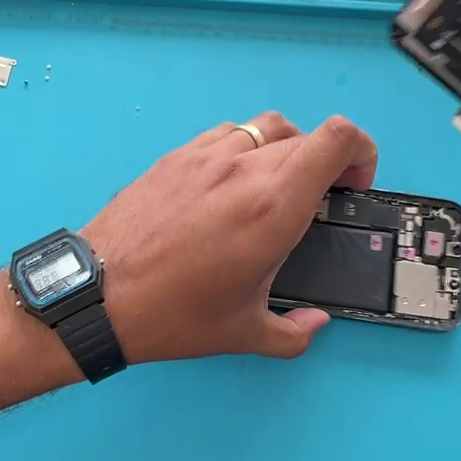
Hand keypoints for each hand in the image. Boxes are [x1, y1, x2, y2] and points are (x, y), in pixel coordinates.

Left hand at [82, 113, 378, 362]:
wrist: (97, 295)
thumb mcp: (245, 333)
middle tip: (317, 201)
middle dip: (327, 163)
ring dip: (286, 150)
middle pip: (309, 134)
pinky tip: (231, 184)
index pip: (339, 139)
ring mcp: (207, 156)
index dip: (363, 152)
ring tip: (276, 188)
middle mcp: (245, 169)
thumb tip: (314, 324)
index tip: (354, 185)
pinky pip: (227, 134)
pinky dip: (245, 149)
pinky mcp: (175, 157)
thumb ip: (294, 332)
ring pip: (267, 127)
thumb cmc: (171, 314)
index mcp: (274, 207)